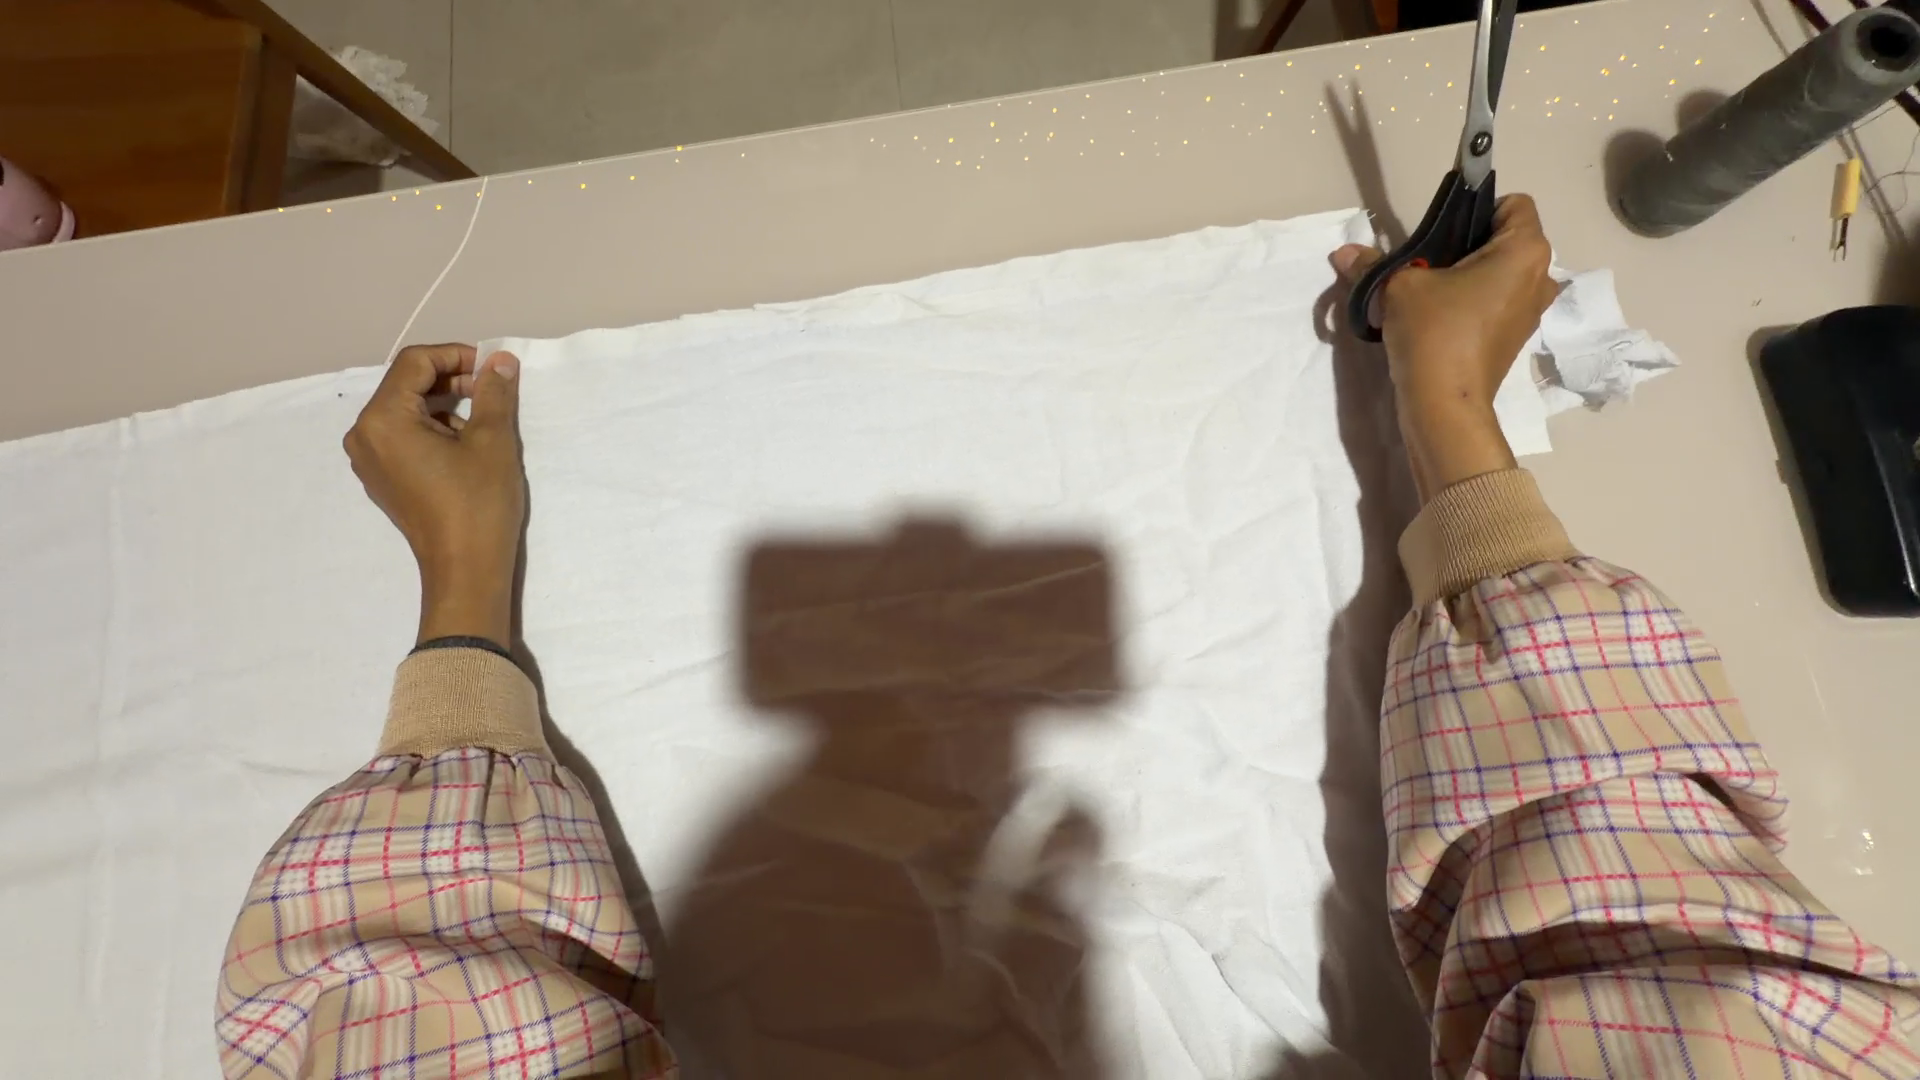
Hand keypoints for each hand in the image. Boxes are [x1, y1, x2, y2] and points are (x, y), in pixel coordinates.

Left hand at [344, 344, 524, 647]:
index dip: (456, 355)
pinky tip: (467, 450)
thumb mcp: (493, 442)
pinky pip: (405, 438)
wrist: (467, 567)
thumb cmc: (479, 502)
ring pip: (407, 413)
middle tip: (494, 393)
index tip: (494, 368)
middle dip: (452, 381)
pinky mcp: (384, 480)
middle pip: (405, 387)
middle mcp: (364, 436)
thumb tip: (499, 360)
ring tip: (486, 426)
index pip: (413, 364)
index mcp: (382, 420)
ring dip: (446, 407)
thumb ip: (493, 394)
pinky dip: (435, 431)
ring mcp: (370, 461)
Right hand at [1332, 194, 1557, 501]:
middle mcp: (1540, 276)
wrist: (1443, 403)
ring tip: (1429, 299)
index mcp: (1524, 250)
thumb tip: (1343, 252)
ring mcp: (1530, 311)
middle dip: (1465, 248)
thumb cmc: (1433, 333)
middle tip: (1425, 269)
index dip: (1473, 211)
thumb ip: (1372, 265)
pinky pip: (1494, 306)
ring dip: (1467, 280)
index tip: (1438, 237)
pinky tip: (1438, 325)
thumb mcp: (1396, 289)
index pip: (1513, 204)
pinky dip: (1469, 307)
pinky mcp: (1514, 339)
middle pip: (1504, 242)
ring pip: (1499, 276)